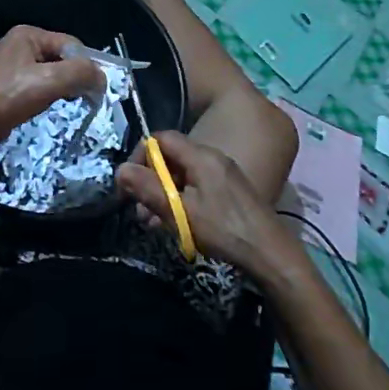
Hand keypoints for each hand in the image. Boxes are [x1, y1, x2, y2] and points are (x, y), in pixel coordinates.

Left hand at [0, 25, 104, 167]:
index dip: (87, 65)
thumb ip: (82, 72)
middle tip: (84, 99)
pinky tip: (50, 108)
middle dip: (76, 77)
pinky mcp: (11, 85)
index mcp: (29, 34)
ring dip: (65, 88)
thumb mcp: (51, 80)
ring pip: (55, 73)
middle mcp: (21, 44)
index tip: (95, 90)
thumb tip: (102, 78)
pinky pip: (42, 85)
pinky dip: (52, 96)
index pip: (73, 44)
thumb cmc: (10, 98)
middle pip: (64, 58)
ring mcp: (15, 65)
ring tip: (68, 104)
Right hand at [116, 131, 294, 277]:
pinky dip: (183, 200)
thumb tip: (120, 170)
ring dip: (166, 194)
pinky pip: (198, 186)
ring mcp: (224, 174)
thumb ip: (149, 189)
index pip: (162, 138)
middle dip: (152, 179)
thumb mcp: (179, 211)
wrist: (268, 251)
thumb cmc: (222, 229)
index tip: (131, 182)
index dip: (141, 155)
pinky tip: (177, 224)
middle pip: (173, 157)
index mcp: (201, 156)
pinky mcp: (230, 191)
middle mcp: (213, 158)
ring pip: (184, 175)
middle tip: (139, 208)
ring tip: (153, 222)